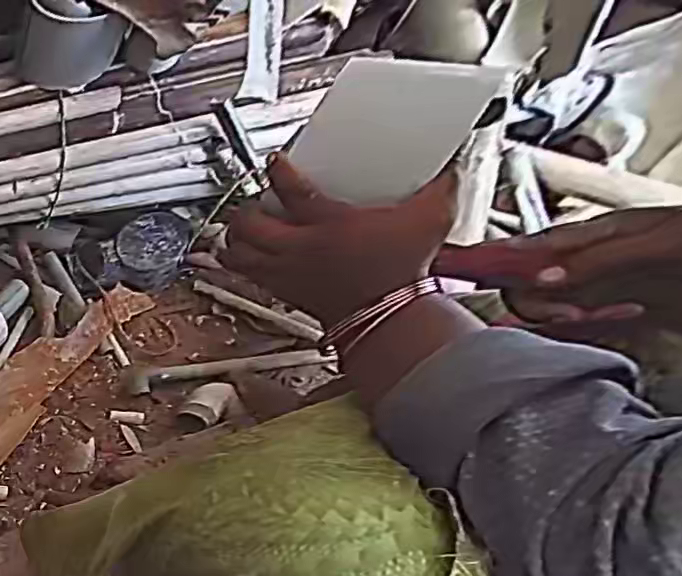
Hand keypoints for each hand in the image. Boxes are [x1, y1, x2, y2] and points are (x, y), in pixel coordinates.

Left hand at [225, 157, 459, 323]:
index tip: (273, 162)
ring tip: (236, 228)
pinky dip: (235, 262)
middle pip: (247, 227)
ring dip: (230, 239)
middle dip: (242, 210)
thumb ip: (439, 182)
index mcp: (330, 225)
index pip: (293, 194)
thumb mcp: (431, 214)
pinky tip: (240, 254)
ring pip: (236, 254)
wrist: (383, 311)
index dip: (279, 174)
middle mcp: (297, 249)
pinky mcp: (277, 289)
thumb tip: (451, 158)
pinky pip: (242, 274)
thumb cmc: (404, 267)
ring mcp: (282, 272)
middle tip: (249, 201)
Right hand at [433, 204, 681, 333]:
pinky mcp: (604, 308)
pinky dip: (571, 326)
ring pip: (536, 306)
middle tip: (569, 311)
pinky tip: (606, 318)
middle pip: (517, 285)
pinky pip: (561, 323)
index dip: (474, 259)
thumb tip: (537, 277)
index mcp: (591, 234)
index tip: (436, 270)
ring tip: (596, 314)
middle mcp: (581, 260)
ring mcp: (591, 284)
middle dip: (534, 302)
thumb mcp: (676, 238)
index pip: (516, 247)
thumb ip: (602, 256)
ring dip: (558, 316)